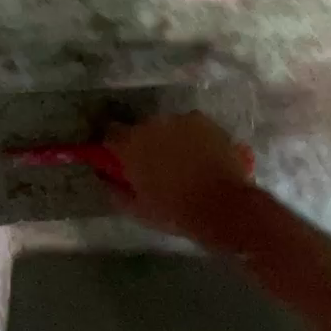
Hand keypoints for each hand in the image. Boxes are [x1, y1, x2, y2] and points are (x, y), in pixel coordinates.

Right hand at [106, 111, 255, 240]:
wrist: (224, 206)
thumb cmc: (176, 212)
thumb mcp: (139, 211)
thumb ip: (117, 191)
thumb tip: (106, 179)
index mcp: (131, 144)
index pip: (110, 133)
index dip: (113, 145)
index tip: (118, 157)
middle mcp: (152, 123)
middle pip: (141, 128)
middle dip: (145, 143)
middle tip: (155, 166)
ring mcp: (179, 118)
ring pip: (167, 126)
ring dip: (169, 139)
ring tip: (182, 164)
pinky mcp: (203, 119)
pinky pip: (190, 126)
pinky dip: (191, 138)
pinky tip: (201, 158)